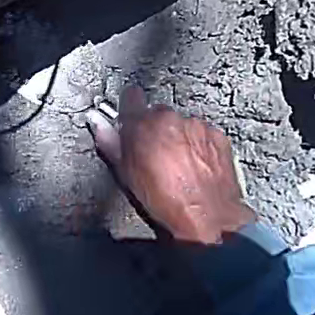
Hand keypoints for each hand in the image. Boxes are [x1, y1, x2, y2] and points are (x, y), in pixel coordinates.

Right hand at [87, 85, 256, 245]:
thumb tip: (98, 124)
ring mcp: (196, 126)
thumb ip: (111, 143)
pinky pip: (201, 134)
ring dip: (177, 138)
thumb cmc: (167, 202)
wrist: (207, 217)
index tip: (129, 117)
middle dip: (154, 130)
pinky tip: (194, 167)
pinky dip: (197, 146)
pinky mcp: (216, 135)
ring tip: (177, 166)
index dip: (129, 107)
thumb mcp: (127, 175)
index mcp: (143, 125)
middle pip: (157, 114)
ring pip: (180, 125)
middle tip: (153, 156)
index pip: (131, 97)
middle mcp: (170, 119)